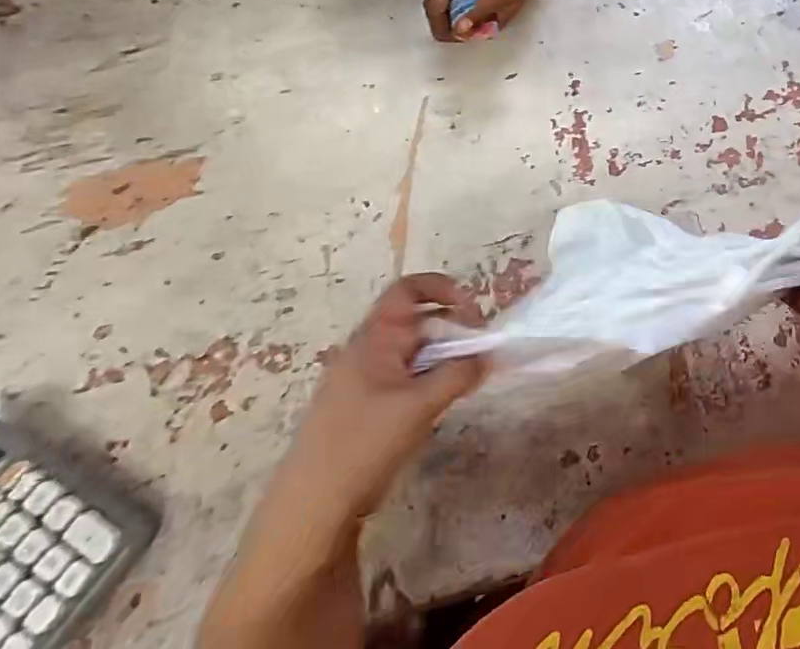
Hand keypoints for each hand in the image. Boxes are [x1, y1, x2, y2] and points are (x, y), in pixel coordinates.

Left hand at [285, 275, 486, 516]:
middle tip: (480, 351)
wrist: (311, 511)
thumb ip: (459, 374)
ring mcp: (365, 379)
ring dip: (446, 355)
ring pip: (415, 350)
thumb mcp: (420, 406)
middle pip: (416, 319)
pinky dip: (433, 377)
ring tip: (468, 377)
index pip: (408, 290)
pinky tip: (445, 399)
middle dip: (453, 328)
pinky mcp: (367, 406)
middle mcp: (367, 351)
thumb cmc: (363, 446)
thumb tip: (488, 355)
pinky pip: (408, 375)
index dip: (442, 288)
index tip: (472, 312)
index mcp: (373, 339)